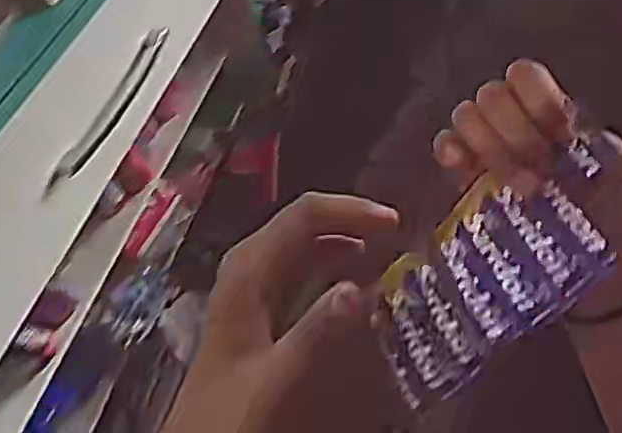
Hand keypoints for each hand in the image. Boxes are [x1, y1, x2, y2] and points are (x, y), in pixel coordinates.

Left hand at [161, 192, 398, 432]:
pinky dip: (331, 263)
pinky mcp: (259, 306)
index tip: (391, 222)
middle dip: (350, 218)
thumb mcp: (275, 379)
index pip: (305, 213)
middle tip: (393, 231)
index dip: (351, 210)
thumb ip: (315, 333)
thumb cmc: (228, 416)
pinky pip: (300, 267)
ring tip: (381, 247)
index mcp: (249, 266)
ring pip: (303, 242)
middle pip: (305, 220)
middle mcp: (249, 263)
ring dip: (343, 238)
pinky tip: (352, 278)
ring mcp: (252, 283)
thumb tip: (358, 288)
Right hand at [431, 59, 621, 318]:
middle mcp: (514, 118)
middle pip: (491, 94)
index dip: (532, 98)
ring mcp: (487, 143)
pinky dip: (452, 151)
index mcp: (551, 109)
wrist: (596, 275)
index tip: (554, 135)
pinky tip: (465, 168)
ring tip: (519, 189)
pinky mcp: (467, 176)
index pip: (524, 74)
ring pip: (466, 115)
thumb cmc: (610, 214)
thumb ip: (587, 140)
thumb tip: (557, 132)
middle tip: (537, 173)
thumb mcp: (613, 169)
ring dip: (490, 149)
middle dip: (514, 133)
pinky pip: (446, 145)